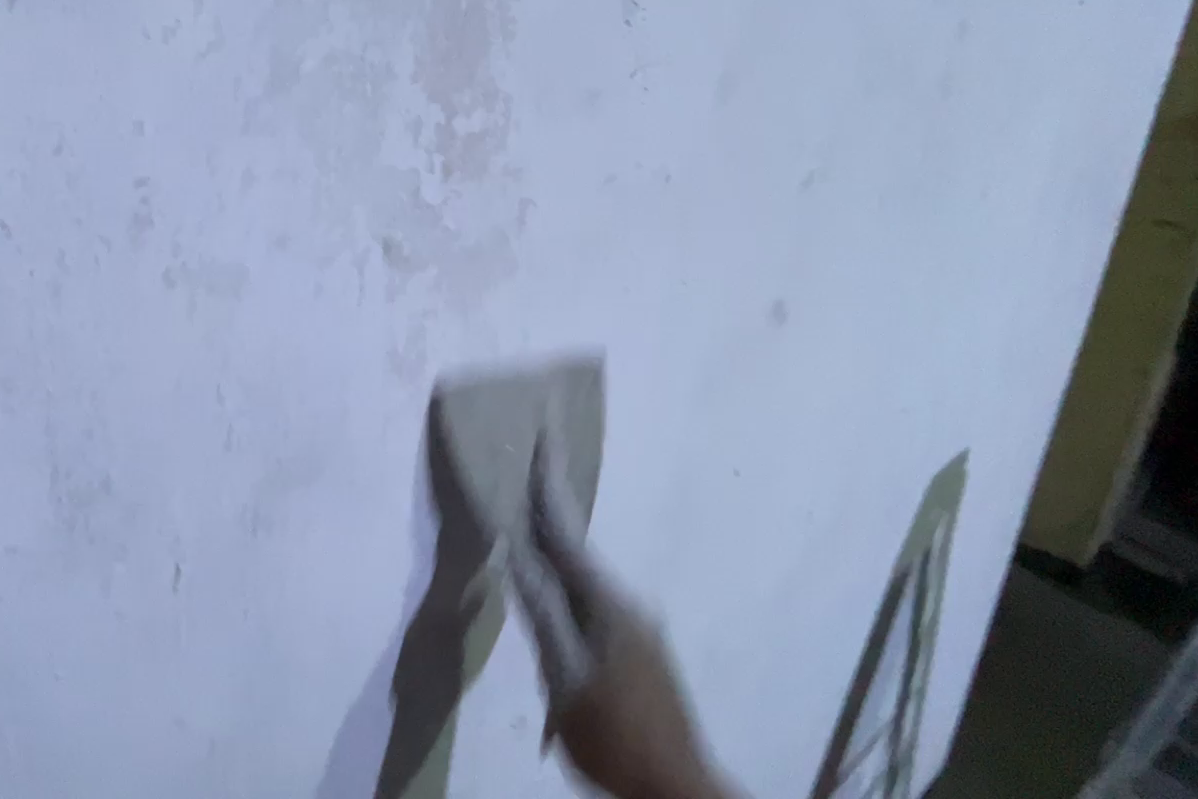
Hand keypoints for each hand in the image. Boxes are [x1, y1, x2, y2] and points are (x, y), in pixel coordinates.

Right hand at [525, 482, 733, 798]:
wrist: (680, 790)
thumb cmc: (615, 736)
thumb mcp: (565, 677)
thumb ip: (542, 613)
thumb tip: (517, 554)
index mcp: (606, 602)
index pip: (566, 530)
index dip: (549, 482)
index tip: (543, 434)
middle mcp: (626, 601)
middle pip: (576, 545)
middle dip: (549, 507)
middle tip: (524, 470)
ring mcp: (636, 624)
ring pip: (583, 573)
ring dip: (555, 545)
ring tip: (525, 525)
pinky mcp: (637, 645)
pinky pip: (591, 595)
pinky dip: (566, 577)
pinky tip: (551, 588)